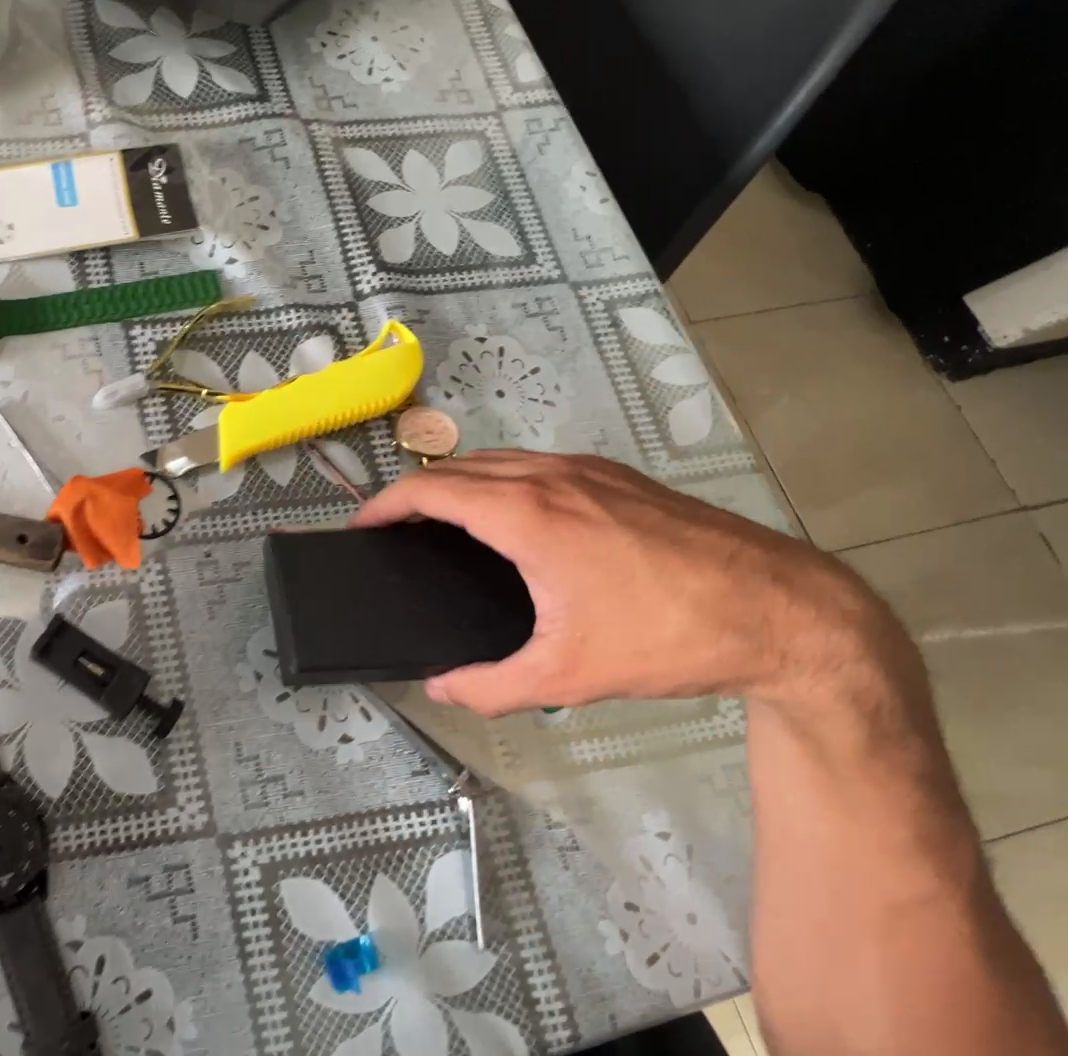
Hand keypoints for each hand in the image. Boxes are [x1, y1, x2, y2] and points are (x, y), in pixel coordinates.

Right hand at [351, 451, 911, 714]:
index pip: (431, 489)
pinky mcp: (620, 476)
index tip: (361, 526)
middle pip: (457, 467)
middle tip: (393, 529)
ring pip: (498, 459)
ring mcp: (590, 470)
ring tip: (441, 519)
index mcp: (528, 516)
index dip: (385, 504)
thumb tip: (440, 687)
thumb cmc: (667, 638)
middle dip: (414, 492)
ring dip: (457, 481)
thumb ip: (489, 686)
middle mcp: (551, 477)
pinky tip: (510, 514)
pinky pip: (535, 462)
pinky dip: (499, 478)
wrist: (785, 612)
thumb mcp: (568, 676)